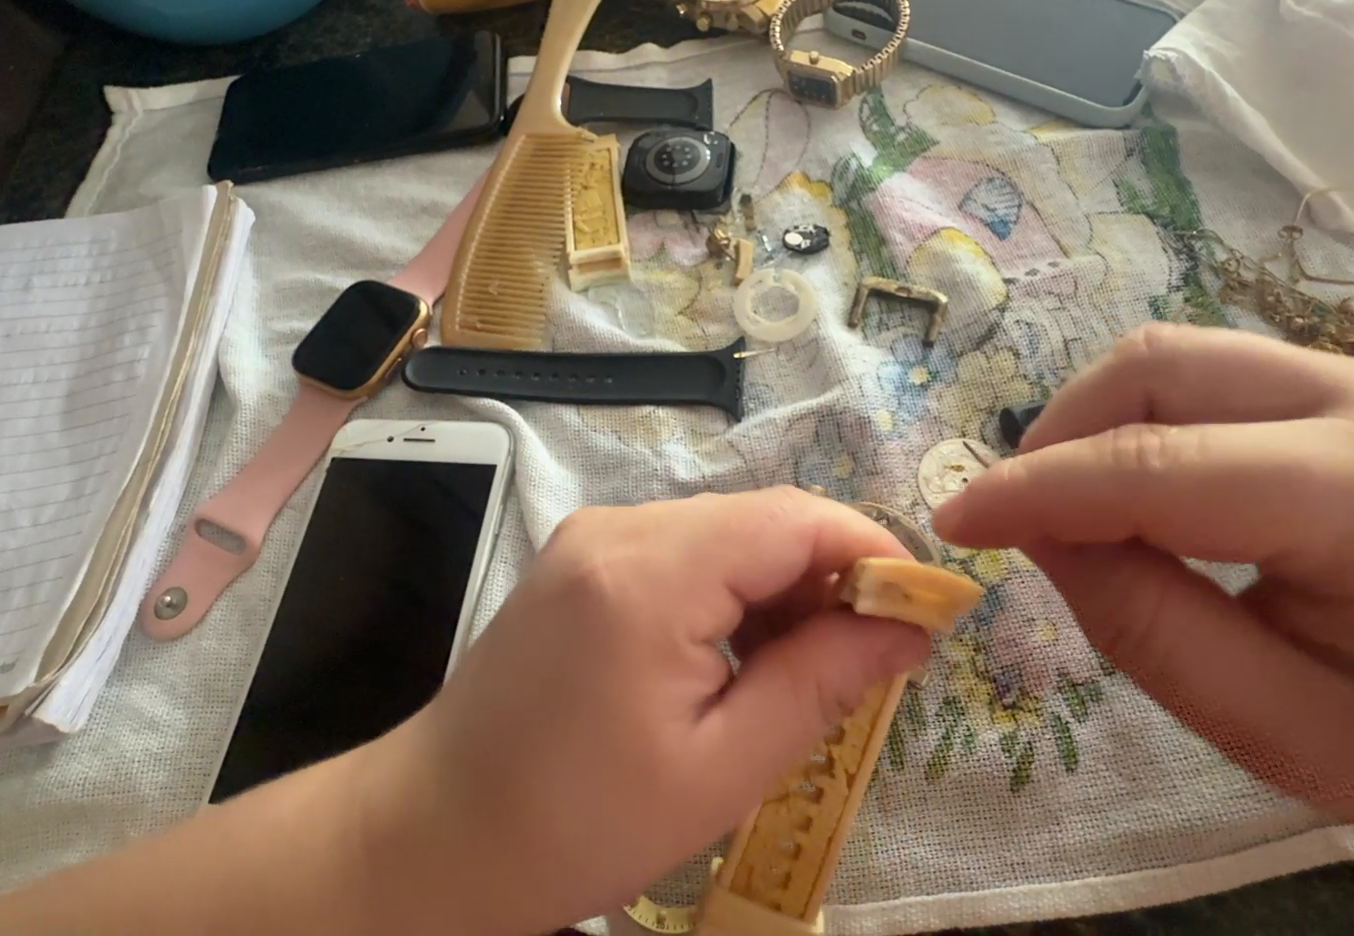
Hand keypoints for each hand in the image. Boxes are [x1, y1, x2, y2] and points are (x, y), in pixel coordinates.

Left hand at [359, 488, 930, 934]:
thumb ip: (822, 683)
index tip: (921, 610)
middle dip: (828, 577)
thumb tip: (907, 630)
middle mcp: (619, 528)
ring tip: (799, 668)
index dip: (870, 552)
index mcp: (649, 572)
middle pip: (761, 521)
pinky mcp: (583, 557)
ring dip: (779, 588)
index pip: (792, 519)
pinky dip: (730, 591)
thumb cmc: (577, 822)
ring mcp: (594, 536)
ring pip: (727, 533)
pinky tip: (735, 655)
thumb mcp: (721, 768)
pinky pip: (684, 551)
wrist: (433, 834)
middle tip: (865, 656)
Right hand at [934, 324, 1353, 874]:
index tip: (955, 520)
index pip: (1158, 465)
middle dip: (1061, 432)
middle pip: (1162, 365)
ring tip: (1082, 503)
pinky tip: (1151, 488)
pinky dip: (1149, 423)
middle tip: (1025, 516)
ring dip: (1099, 420)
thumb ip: (1142, 622)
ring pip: (1182, 355)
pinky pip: (1220, 378)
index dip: (1035, 489)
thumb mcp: (1285, 730)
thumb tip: (1042, 531)